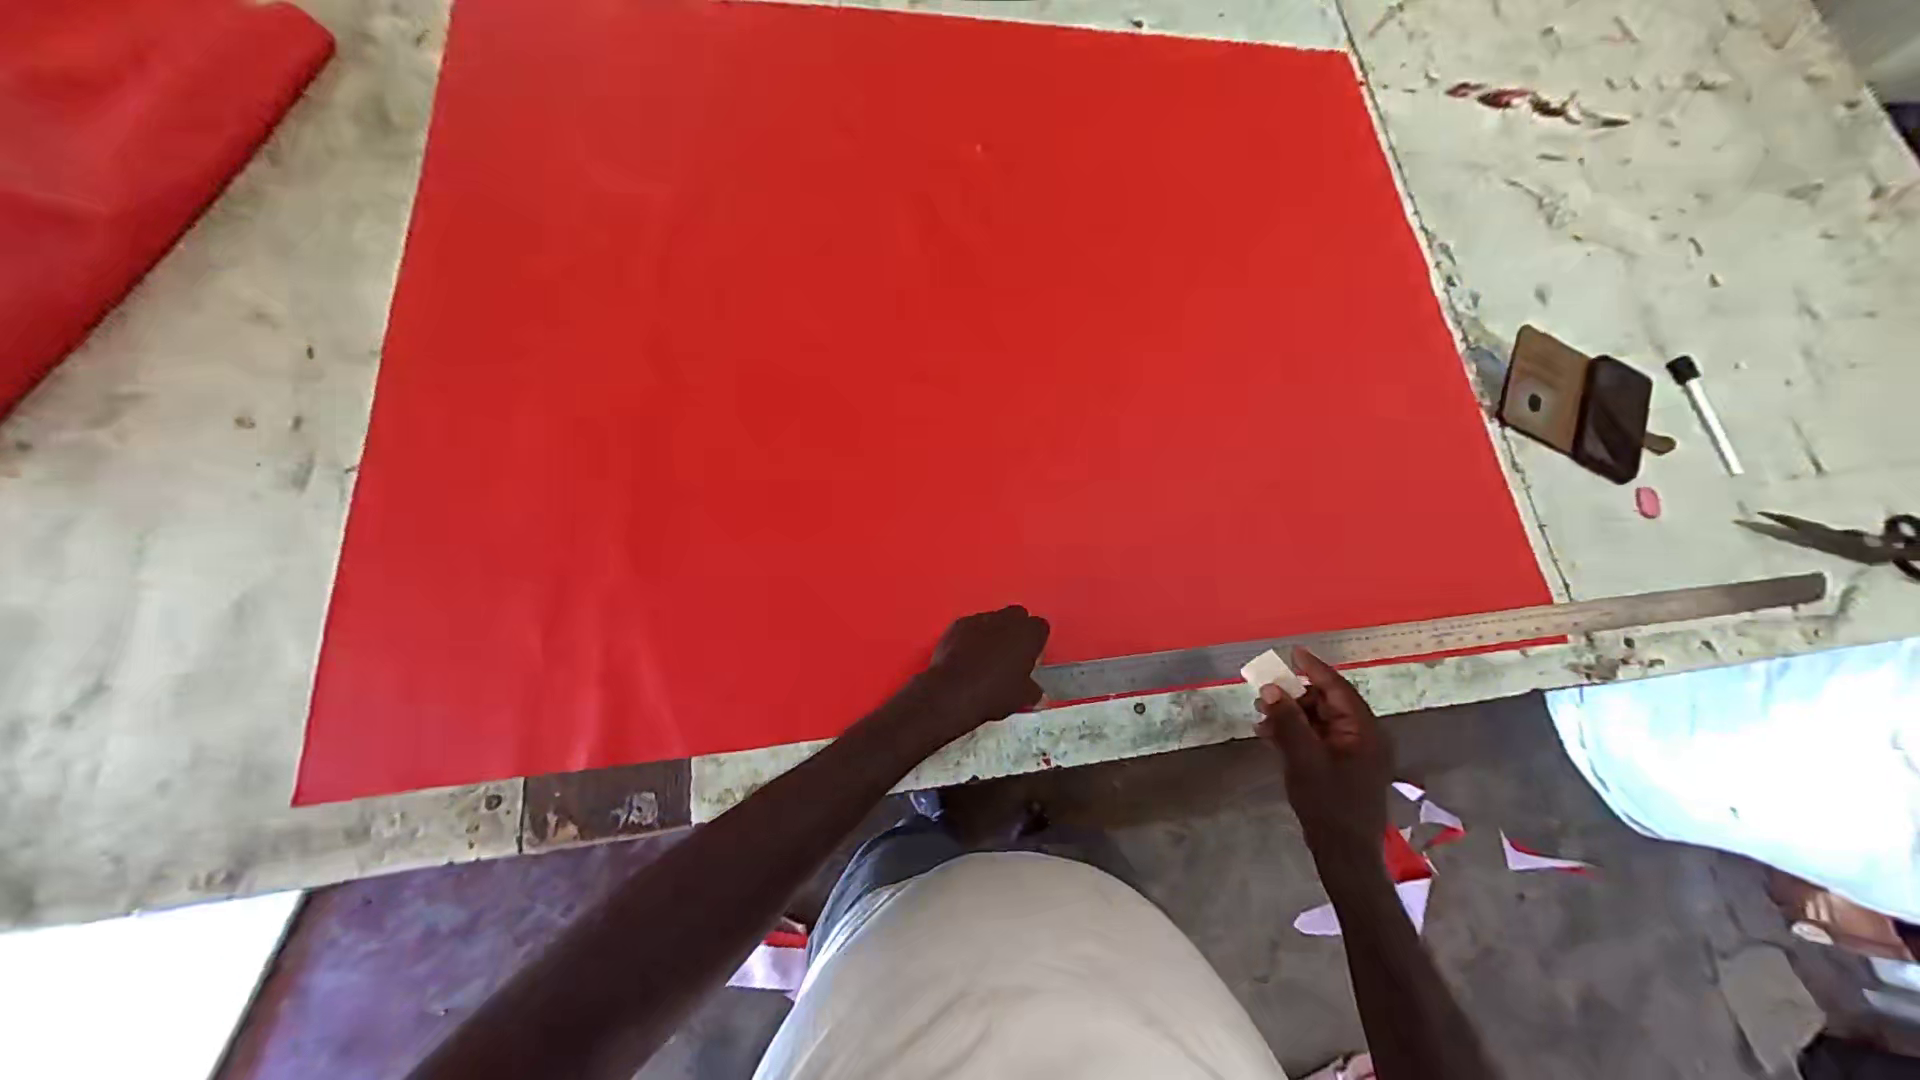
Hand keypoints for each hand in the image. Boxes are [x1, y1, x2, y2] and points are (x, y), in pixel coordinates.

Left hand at [914, 605, 1049, 740]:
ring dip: (993, 633)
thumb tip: (1031, 689)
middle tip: (1012, 654)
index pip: (1041, 627)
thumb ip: (1032, 687)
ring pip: (992, 620)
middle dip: (1016, 631)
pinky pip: (970, 627)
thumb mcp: (1023, 697)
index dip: (1036, 642)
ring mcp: (979, 619)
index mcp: (1028, 633)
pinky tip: (967, 658)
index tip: (1032, 657)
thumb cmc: (994, 693)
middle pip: (1017, 616)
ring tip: (986, 658)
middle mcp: (1006, 619)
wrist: (953, 693)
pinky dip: (970, 638)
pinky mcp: (957, 625)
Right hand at [1254, 647, 1392, 862]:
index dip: (1314, 669)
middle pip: (1327, 703)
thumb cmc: (1329, 803)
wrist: (1343, 852)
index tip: (1292, 652)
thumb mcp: (1303, 758)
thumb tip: (1270, 689)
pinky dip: (1294, 732)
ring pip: (1319, 720)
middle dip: (1294, 695)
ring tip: (1261, 715)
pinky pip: (1316, 738)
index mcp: (1364, 732)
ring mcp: (1352, 753)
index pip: (1338, 689)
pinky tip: (1269, 735)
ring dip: (1290, 714)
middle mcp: (1362, 737)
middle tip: (1264, 691)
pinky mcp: (1340, 766)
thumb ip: (1287, 721)